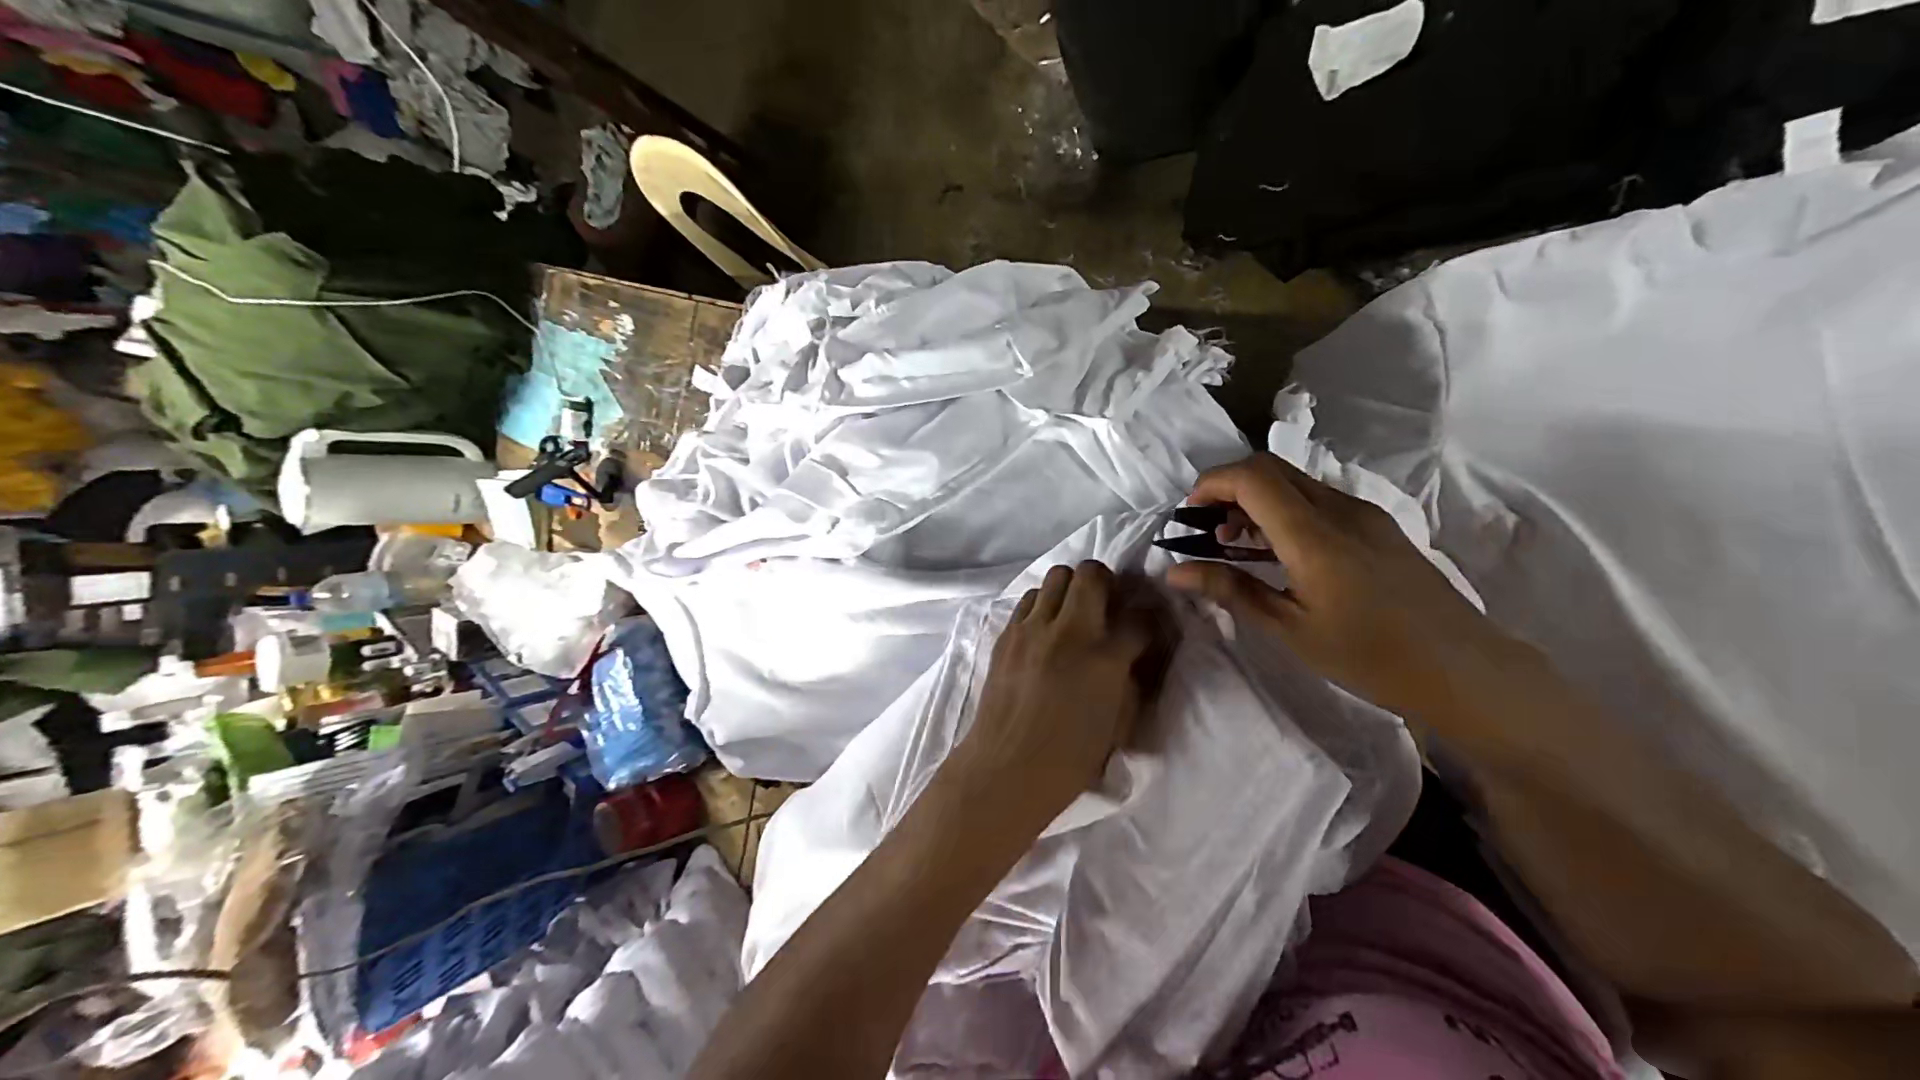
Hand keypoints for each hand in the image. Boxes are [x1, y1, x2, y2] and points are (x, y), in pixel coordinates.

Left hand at [947, 561, 1162, 831]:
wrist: (1008, 768)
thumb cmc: (1071, 758)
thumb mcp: (1121, 721)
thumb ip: (1131, 678)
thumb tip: (1134, 653)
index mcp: (1105, 658)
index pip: (1140, 617)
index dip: (1150, 619)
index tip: (1147, 625)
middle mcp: (1069, 632)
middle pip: (1092, 573)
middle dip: (1107, 582)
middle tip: (1108, 605)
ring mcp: (1032, 629)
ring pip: (1056, 576)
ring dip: (1071, 589)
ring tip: (1073, 614)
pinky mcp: (1007, 634)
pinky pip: (1029, 599)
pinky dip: (1043, 605)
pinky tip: (1046, 629)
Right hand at [1166, 453, 1504, 717]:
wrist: (1465, 669)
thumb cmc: (1370, 657)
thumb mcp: (1290, 629)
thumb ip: (1231, 590)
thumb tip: (1175, 571)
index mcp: (1314, 536)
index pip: (1252, 477)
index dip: (1211, 484)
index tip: (1188, 516)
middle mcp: (1340, 510)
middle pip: (1271, 468)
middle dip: (1227, 488)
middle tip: (1205, 529)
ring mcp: (1364, 514)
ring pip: (1295, 482)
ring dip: (1255, 500)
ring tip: (1234, 544)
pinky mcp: (1377, 526)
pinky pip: (1318, 500)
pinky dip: (1283, 512)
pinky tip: (1276, 552)